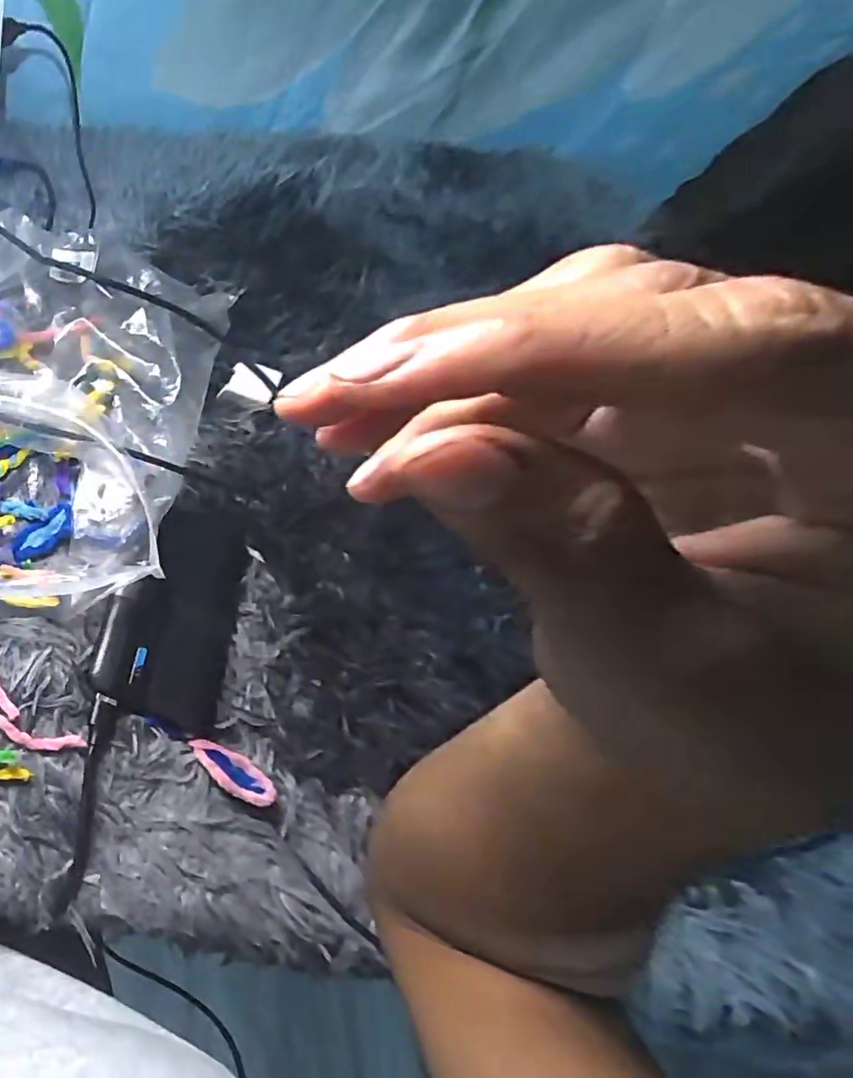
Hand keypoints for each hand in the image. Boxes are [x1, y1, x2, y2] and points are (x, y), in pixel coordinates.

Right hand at [277, 245, 852, 812]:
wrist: (710, 725)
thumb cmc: (718, 718)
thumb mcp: (652, 656)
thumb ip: (562, 546)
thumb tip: (427, 455)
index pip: (723, 345)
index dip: (531, 351)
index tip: (367, 385)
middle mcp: (813, 381)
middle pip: (620, 311)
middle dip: (447, 353)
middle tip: (314, 404)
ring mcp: (713, 386)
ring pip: (555, 324)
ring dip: (423, 374)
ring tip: (327, 428)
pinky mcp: (636, 403)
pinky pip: (518, 370)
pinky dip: (428, 400)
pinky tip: (369, 439)